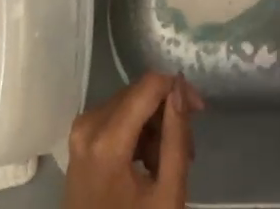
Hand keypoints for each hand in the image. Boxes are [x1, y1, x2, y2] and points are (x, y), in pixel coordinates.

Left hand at [64, 73, 204, 208]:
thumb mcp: (167, 192)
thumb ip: (176, 137)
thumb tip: (179, 88)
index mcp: (107, 139)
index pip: (148, 86)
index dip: (178, 88)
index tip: (200, 111)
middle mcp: (87, 126)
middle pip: (137, 94)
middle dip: (167, 113)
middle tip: (188, 148)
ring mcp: (79, 133)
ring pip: (127, 106)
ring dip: (153, 126)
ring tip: (168, 162)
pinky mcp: (79, 142)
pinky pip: (114, 120)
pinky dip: (136, 134)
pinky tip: (148, 163)